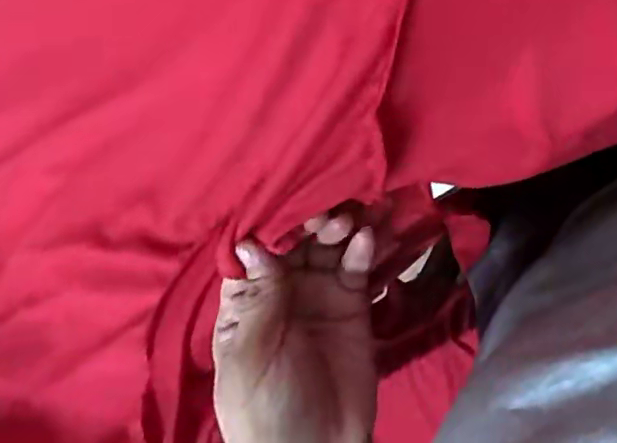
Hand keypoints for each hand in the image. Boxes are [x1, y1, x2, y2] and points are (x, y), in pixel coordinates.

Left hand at [213, 214, 377, 442]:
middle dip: (315, 220)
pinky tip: (368, 239)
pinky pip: (358, 265)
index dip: (275, 223)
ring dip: (344, 226)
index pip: (258, 249)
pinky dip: (364, 248)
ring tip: (355, 219)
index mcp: (248, 300)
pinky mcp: (353, 301)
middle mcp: (284, 288)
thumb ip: (257, 300)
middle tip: (333, 218)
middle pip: (299, 239)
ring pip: (331, 245)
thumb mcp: (248, 361)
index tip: (294, 201)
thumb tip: (251, 242)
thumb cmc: (265, 413)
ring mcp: (320, 292)